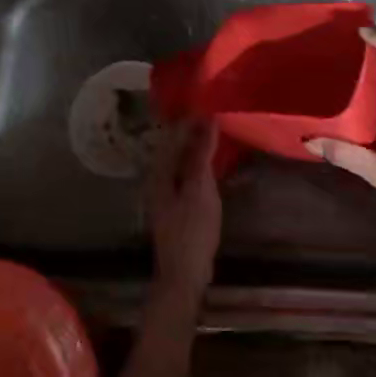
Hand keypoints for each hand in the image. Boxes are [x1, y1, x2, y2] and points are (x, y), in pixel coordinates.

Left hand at [146, 122, 221, 303]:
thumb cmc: (192, 230)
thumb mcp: (199, 188)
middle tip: (217, 115)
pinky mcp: (177, 205)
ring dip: (197, 147)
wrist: (184, 273)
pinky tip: (214, 164)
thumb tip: (207, 121)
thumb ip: (201, 154)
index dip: (189, 119)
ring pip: (181, 160)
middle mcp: (158, 179)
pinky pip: (187, 174)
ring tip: (218, 134)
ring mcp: (166, 193)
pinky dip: (199, 163)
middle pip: (174, 147)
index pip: (172, 135)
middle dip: (193, 131)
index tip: (209, 103)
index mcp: (159, 172)